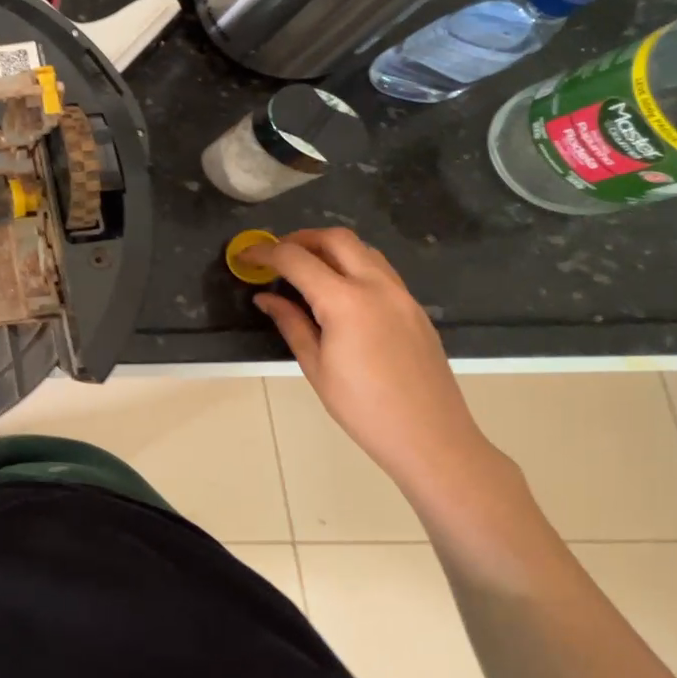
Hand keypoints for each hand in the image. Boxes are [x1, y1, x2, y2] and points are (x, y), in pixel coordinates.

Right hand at [246, 228, 497, 488]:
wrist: (432, 439)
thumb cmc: (363, 407)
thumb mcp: (314, 365)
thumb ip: (290, 323)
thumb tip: (266, 297)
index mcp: (346, 302)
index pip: (296, 259)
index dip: (265, 252)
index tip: (244, 257)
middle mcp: (377, 287)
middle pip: (335, 238)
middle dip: (300, 239)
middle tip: (275, 256)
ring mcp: (402, 296)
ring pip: (363, 249)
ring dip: (329, 249)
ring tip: (305, 270)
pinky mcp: (415, 309)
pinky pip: (380, 270)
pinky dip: (352, 265)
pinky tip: (337, 291)